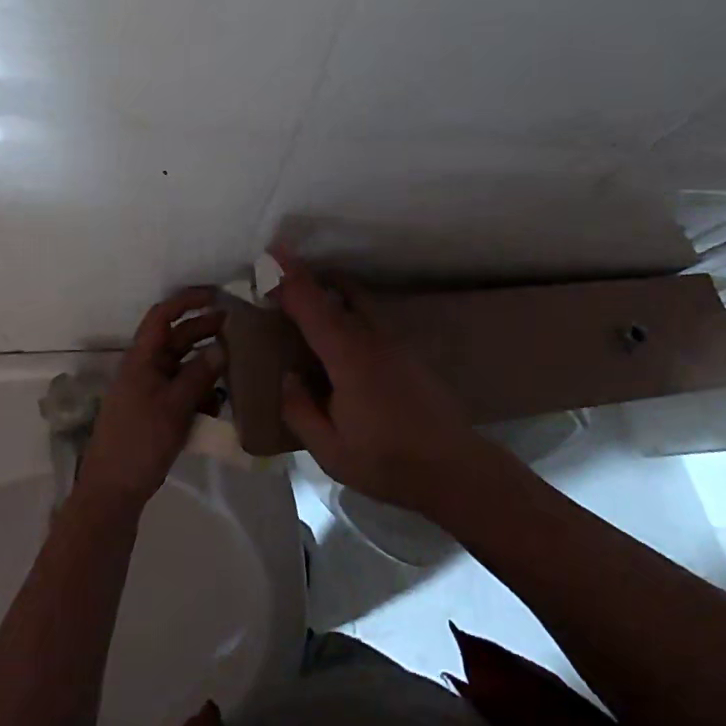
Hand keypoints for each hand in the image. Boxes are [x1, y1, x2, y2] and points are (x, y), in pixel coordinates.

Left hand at [75, 287, 224, 512]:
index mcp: (142, 359)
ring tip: (237, 364)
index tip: (216, 295)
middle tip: (238, 328)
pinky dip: (201, 390)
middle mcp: (145, 368)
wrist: (113, 489)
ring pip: (183, 365)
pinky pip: (182, 390)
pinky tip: (220, 401)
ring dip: (206, 363)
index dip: (186, 300)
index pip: (162, 316)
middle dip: (205, 330)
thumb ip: (199, 375)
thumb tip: (222, 347)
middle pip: (176, 339)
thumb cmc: (139, 442)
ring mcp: (151, 390)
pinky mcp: (157, 411)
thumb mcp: (173, 406)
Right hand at [270, 247, 483, 511]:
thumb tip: (288, 377)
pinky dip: (348, 308)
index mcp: (350, 358)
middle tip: (281, 276)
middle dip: (309, 278)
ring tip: (306, 302)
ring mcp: (395, 343)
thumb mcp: (330, 450)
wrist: (455, 471)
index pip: (314, 306)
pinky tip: (337, 336)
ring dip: (331, 291)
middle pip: (340, 290)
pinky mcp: (407, 353)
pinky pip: (371, 316)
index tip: (270, 254)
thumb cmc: (388, 463)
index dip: (290, 278)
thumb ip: (300, 411)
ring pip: (360, 300)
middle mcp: (374, 339)